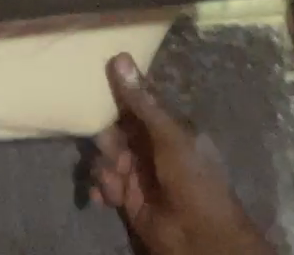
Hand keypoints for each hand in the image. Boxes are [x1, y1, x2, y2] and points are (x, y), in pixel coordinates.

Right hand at [90, 52, 279, 254]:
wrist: (202, 239)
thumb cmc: (192, 178)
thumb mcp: (168, 135)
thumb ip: (141, 101)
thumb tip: (120, 57)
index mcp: (164, 126)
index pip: (134, 102)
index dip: (114, 92)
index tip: (90, 78)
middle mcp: (149, 146)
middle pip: (115, 128)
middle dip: (104, 133)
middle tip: (107, 143)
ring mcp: (137, 172)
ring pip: (106, 155)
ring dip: (103, 164)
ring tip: (114, 179)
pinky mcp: (127, 198)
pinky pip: (104, 183)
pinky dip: (101, 187)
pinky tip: (106, 196)